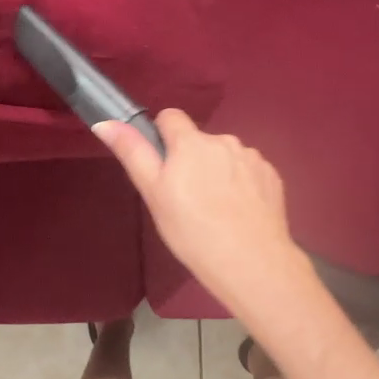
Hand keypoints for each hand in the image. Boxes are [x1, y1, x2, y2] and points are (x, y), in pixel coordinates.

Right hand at [94, 110, 310, 314]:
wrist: (251, 262)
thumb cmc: (192, 230)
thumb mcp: (154, 193)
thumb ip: (133, 152)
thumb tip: (106, 122)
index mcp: (191, 142)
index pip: (171, 117)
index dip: (162, 138)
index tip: (164, 167)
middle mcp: (224, 140)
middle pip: (199, 141)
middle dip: (191, 160)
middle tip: (187, 199)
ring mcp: (252, 158)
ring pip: (225, 156)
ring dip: (217, 172)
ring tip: (215, 210)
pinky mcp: (272, 176)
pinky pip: (248, 171)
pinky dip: (241, 185)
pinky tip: (238, 213)